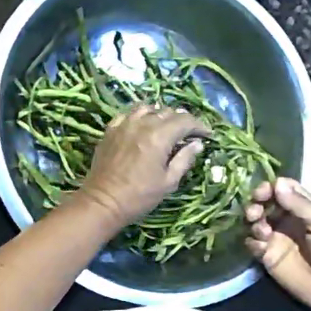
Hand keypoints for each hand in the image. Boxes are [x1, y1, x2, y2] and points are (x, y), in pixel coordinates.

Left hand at [76, 105, 210, 226]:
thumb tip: (197, 144)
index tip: (207, 135)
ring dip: (160, 114)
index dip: (199, 126)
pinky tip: (142, 125)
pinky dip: (139, 116)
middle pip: (167, 112)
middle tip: (188, 134)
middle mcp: (142, 124)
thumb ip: (184, 159)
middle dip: (182, 121)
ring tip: (165, 126)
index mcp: (159, 136)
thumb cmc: (139, 196)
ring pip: (147, 108)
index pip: (185, 120)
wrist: (103, 201)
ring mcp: (123, 125)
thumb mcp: (168, 181)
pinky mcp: (110, 130)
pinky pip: (127, 114)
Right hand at [245, 177, 310, 310]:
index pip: (284, 189)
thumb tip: (277, 183)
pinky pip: (252, 242)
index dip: (272, 186)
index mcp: (306, 209)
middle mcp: (288, 220)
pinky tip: (261, 245)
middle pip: (265, 202)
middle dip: (257, 202)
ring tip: (261, 229)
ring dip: (253, 220)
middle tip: (255, 210)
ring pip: (255, 220)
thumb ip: (301, 205)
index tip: (264, 190)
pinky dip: (252, 240)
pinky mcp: (267, 256)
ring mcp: (277, 238)